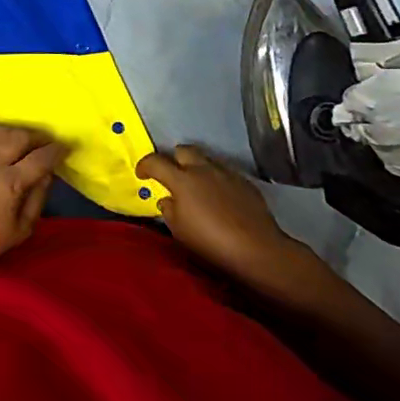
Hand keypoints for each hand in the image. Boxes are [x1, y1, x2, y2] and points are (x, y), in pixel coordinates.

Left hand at [0, 127, 65, 277]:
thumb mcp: (21, 229)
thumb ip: (37, 198)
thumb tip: (48, 174)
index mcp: (11, 182)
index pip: (41, 158)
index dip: (57, 150)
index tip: (66, 147)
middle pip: (21, 137)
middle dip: (39, 136)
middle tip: (48, 143)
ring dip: (16, 131)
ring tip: (26, 139)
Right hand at [138, 146, 305, 281]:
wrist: (257, 250)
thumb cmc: (210, 241)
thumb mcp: (179, 230)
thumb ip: (169, 210)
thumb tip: (168, 200)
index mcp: (182, 179)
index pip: (156, 162)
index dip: (144, 165)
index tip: (142, 174)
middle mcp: (204, 169)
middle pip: (184, 150)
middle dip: (174, 159)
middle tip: (172, 175)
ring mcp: (227, 174)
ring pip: (207, 160)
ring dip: (197, 168)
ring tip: (197, 187)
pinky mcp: (246, 183)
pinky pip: (225, 174)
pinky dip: (216, 180)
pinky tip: (219, 198)